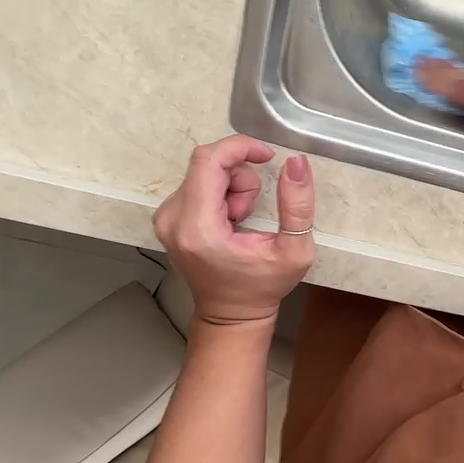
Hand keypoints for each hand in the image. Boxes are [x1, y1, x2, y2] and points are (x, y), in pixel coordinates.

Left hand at [153, 136, 315, 325]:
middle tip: (253, 211)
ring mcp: (165, 218)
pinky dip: (219, 194)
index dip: (240, 147)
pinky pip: (196, 184)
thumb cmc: (263, 287)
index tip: (267, 155)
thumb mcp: (295, 251)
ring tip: (241, 220)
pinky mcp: (167, 218)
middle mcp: (172, 219)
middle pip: (207, 165)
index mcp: (198, 227)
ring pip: (203, 173)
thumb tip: (295, 163)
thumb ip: (298, 206)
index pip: (208, 161)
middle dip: (240, 177)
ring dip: (231, 187)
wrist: (231, 315)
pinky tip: (229, 221)